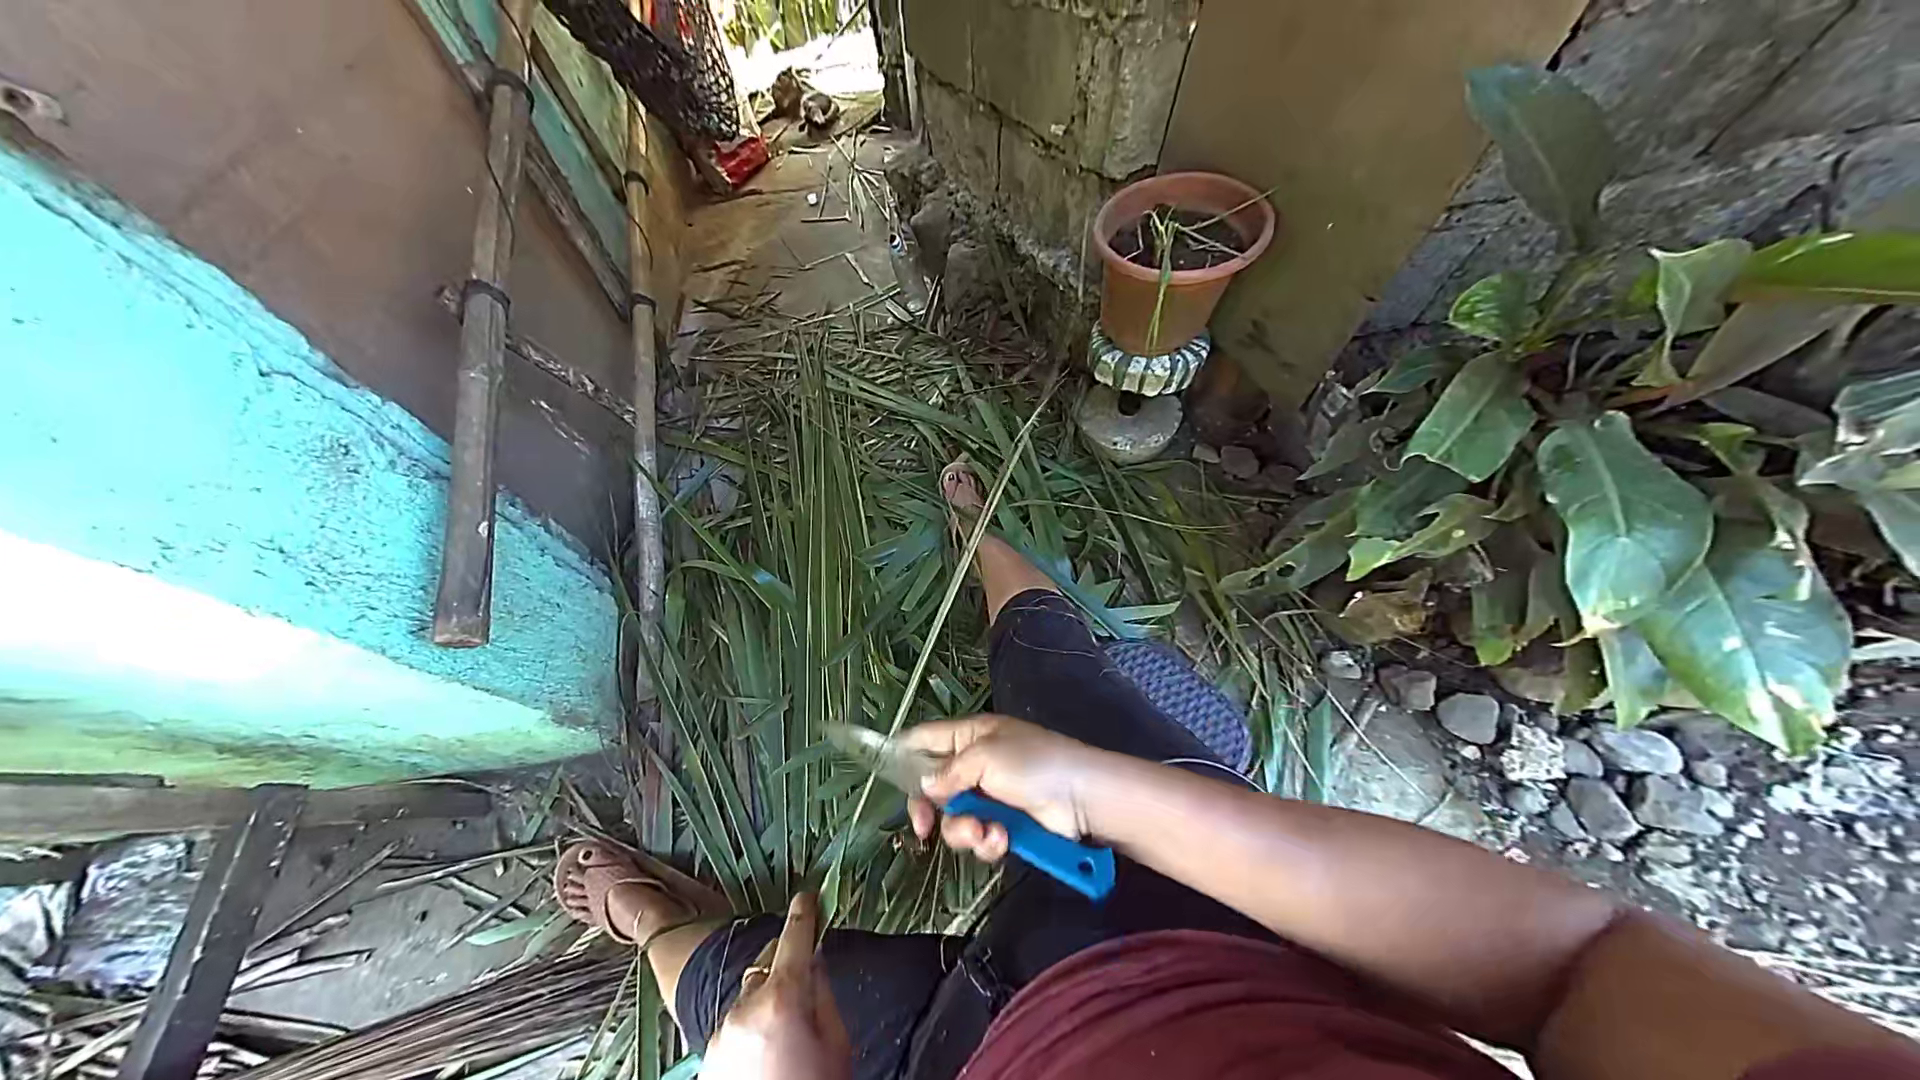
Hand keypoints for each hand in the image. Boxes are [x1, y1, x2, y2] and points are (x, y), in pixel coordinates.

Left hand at [700, 893, 850, 1079]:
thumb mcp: (836, 1042)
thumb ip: (822, 992)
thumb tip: (812, 962)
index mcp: (783, 998)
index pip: (794, 938)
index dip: (804, 913)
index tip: (808, 897)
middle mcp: (744, 1008)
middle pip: (767, 964)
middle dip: (785, 967)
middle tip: (805, 994)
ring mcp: (720, 1035)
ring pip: (749, 997)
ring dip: (765, 1003)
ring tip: (784, 1044)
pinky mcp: (708, 1059)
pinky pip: (733, 1027)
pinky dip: (749, 1030)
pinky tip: (765, 1059)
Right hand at [902, 715, 1113, 862]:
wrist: (1083, 798)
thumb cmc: (1034, 764)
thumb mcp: (985, 756)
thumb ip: (949, 771)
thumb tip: (925, 786)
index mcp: (970, 735)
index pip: (926, 738)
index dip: (904, 754)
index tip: (886, 778)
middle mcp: (975, 764)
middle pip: (934, 787)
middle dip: (930, 808)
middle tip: (924, 827)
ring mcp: (991, 796)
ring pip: (955, 818)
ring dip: (965, 830)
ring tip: (986, 832)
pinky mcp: (1005, 825)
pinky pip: (980, 837)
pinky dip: (987, 842)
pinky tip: (1003, 840)